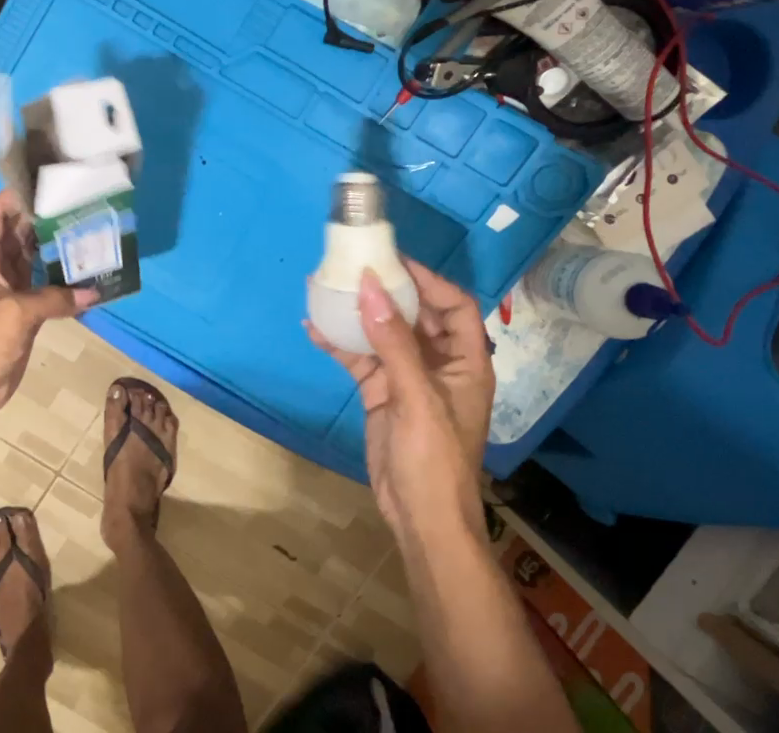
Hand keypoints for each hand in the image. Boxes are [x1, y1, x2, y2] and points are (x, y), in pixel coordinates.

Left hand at [0, 190, 95, 420]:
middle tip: (79, 205)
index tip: (46, 182)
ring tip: (88, 232)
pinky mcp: (22, 314)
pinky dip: (61, 282)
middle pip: (18, 235)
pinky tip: (86, 274)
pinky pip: (43, 290)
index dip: (15, 196)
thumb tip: (94, 291)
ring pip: (33, 261)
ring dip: (55, 250)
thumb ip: (55, 298)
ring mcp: (8, 292)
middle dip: (44, 220)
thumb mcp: (17, 313)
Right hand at [307, 262, 493, 536]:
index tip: (392, 261)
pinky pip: (360, 359)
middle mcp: (438, 363)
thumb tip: (371, 288)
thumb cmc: (434, 458)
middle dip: (387, 290)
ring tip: (324, 288)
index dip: (428, 280)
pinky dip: (338, 343)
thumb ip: (394, 343)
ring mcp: (407, 379)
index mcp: (465, 362)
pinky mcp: (381, 394)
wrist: (419, 517)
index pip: (454, 306)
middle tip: (353, 266)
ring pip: (382, 333)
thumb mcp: (416, 397)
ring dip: (357, 313)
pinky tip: (313, 328)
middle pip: (415, 314)